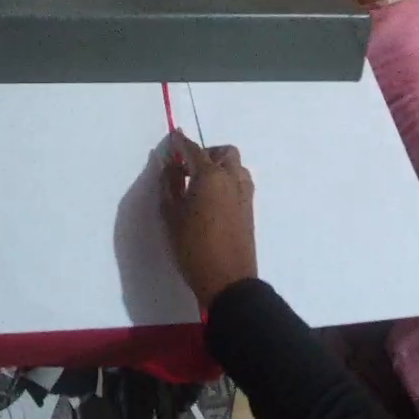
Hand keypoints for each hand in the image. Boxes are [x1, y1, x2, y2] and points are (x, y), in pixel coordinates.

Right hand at [160, 128, 256, 309]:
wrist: (228, 282)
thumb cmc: (193, 247)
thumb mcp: (171, 215)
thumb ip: (169, 184)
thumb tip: (169, 164)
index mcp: (210, 176)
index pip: (193, 150)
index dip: (181, 142)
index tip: (173, 136)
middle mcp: (231, 179)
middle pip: (224, 152)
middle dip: (207, 153)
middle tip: (188, 168)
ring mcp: (244, 194)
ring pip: (236, 167)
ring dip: (220, 166)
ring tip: (201, 184)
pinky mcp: (249, 209)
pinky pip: (240, 182)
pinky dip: (228, 180)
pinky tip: (212, 199)